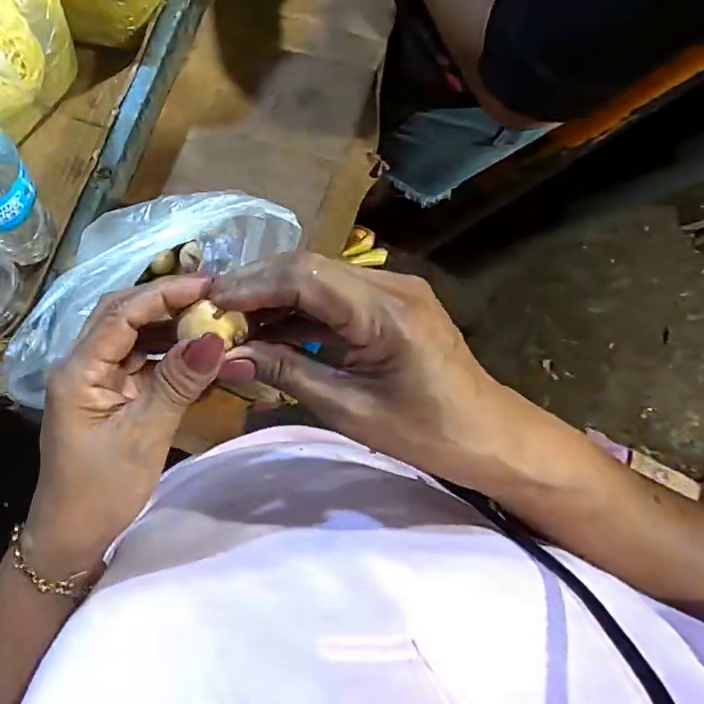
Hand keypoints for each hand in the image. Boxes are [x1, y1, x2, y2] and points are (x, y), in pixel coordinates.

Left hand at [30, 275, 253, 574]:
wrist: (70, 536)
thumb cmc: (101, 491)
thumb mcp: (144, 436)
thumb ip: (177, 383)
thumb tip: (215, 337)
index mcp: (78, 370)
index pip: (120, 314)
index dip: (164, 294)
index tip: (209, 285)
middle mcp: (80, 364)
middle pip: (121, 314)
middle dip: (166, 300)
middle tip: (215, 295)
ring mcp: (92, 378)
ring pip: (130, 335)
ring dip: (168, 325)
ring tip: (212, 316)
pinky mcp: (105, 394)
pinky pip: (137, 361)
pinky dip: (166, 353)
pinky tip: (196, 349)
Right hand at [208, 253, 536, 486]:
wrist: (493, 436)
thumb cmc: (428, 433)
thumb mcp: (350, 409)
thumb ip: (286, 373)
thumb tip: (225, 358)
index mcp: (387, 312)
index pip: (305, 277)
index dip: (252, 286)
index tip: (209, 304)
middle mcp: (390, 285)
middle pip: (306, 266)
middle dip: (253, 285)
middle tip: (210, 310)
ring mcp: (391, 287)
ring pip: (314, 275)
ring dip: (270, 295)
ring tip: (229, 320)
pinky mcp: (387, 299)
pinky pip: (330, 292)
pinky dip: (293, 307)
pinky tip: (266, 327)